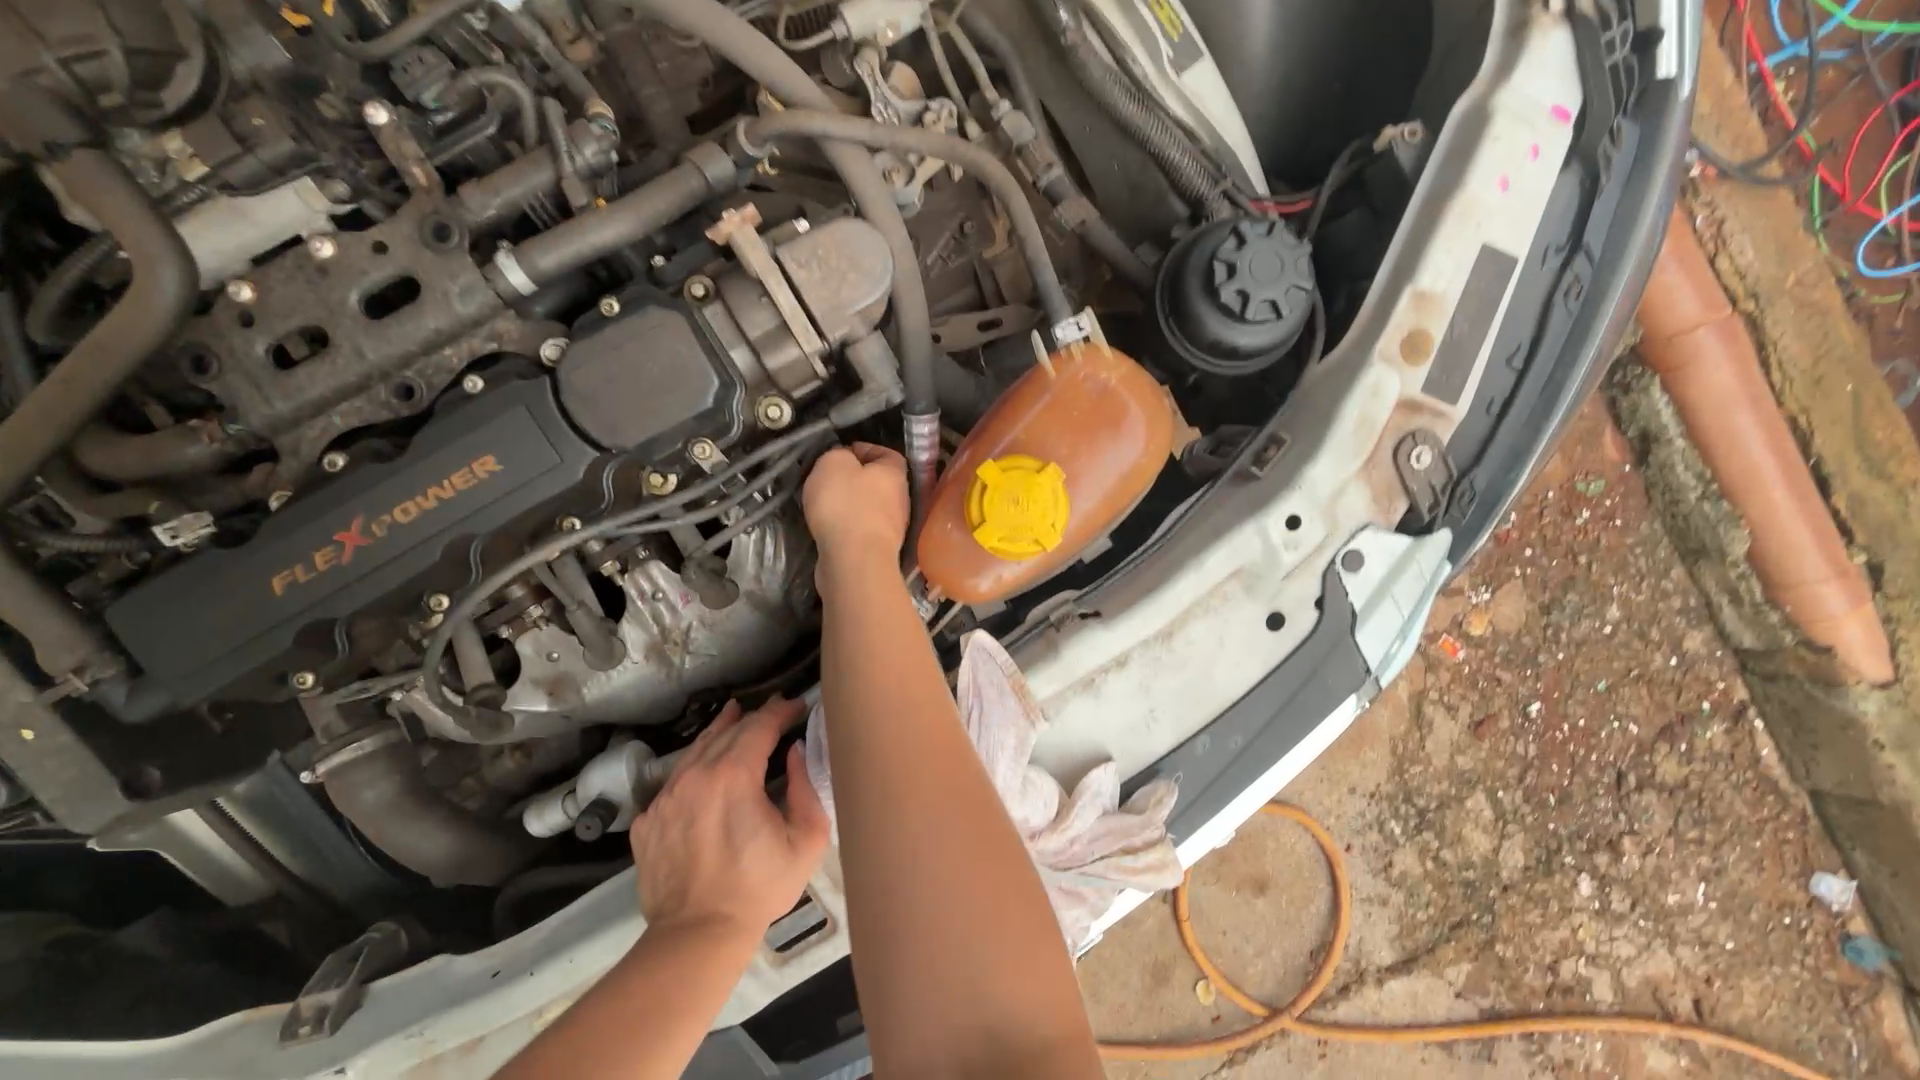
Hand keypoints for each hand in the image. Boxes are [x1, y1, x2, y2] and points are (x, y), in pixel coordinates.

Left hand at [629, 698, 828, 940]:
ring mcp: (665, 798)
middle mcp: (694, 776)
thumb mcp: (806, 840)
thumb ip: (806, 787)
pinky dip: (694, 770)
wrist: (697, 933)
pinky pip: (674, 783)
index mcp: (733, 775)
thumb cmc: (759, 888)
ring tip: (732, 718)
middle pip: (725, 733)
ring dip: (718, 734)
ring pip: (694, 752)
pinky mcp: (647, 821)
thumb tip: (795, 752)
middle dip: (752, 718)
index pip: (759, 727)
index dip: (780, 712)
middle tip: (772, 711)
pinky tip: (703, 774)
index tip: (797, 706)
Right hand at [803, 442, 908, 565]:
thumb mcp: (833, 463)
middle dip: (854, 480)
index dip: (865, 449)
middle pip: (877, 482)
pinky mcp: (877, 550)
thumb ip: (838, 454)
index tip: (842, 453)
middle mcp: (900, 499)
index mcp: (895, 473)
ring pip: (868, 508)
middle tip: (827, 480)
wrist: (854, 560)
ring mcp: (892, 528)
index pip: (888, 453)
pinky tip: (828, 528)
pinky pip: (860, 530)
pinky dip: (846, 527)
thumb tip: (842, 459)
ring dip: (849, 505)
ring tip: (823, 505)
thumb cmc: (845, 504)